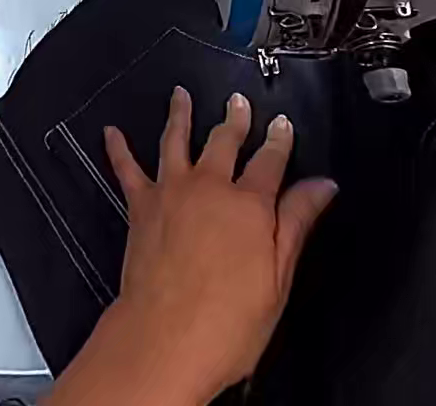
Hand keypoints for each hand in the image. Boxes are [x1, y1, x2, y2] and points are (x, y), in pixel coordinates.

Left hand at [46, 87, 336, 404]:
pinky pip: (128, 171)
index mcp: (248, 202)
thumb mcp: (278, 276)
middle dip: (235, 118)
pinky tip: (111, 132)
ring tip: (181, 93)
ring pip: (177, 141)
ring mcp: (173, 191)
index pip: (270, 160)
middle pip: (225, 140)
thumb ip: (297, 222)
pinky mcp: (142, 207)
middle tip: (238, 100)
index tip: (282, 121)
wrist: (163, 342)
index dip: (279, 139)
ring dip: (180, 114)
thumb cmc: (229, 319)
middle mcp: (211, 185)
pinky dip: (119, 150)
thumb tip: (324, 183)